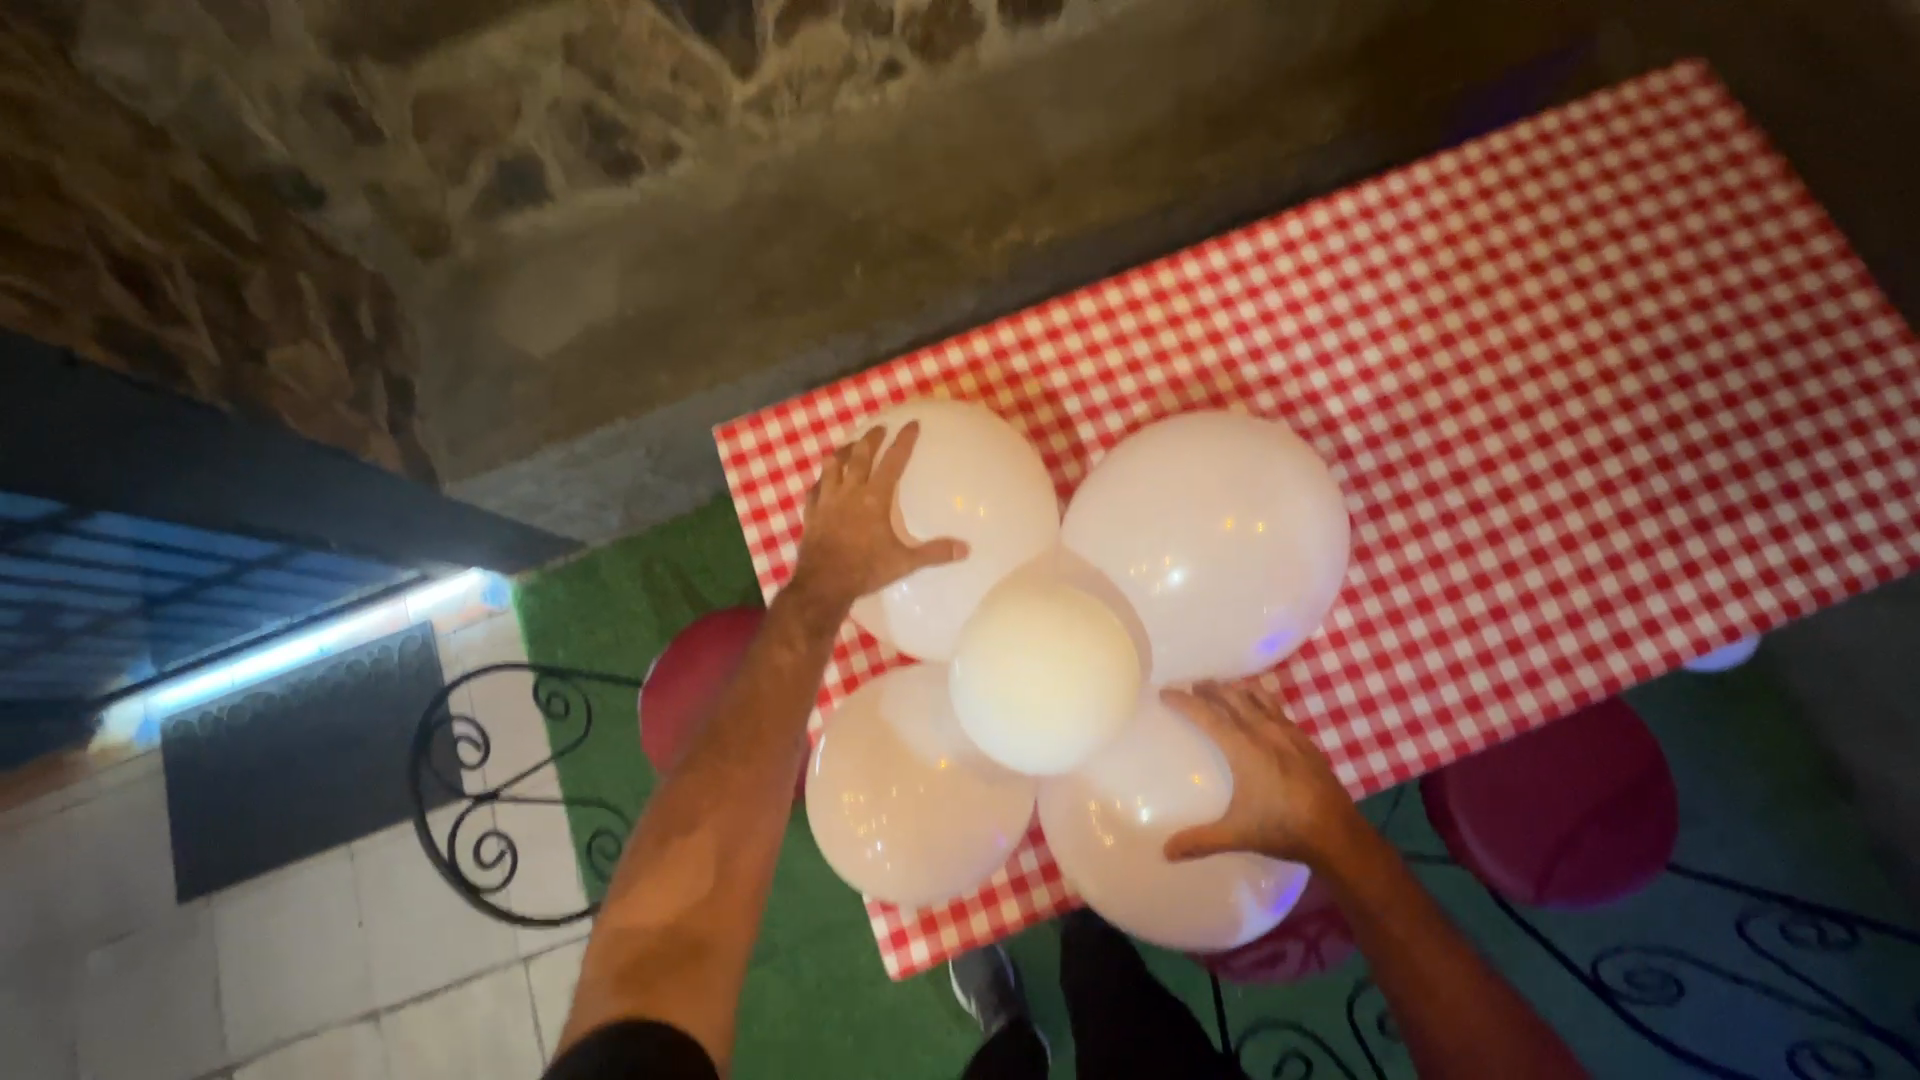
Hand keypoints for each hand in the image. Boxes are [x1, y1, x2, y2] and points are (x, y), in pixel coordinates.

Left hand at [790, 421, 966, 608]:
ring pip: (833, 466)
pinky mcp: (811, 514)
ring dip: (843, 452)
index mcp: (874, 498)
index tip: (911, 424)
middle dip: (871, 438)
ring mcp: (827, 501)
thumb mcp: (904, 562)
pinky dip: (821, 481)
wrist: (823, 584)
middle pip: (860, 456)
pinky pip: (814, 489)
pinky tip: (823, 481)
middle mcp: (850, 492)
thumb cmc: (865, 570)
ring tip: (850, 445)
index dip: (903, 441)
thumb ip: (934, 553)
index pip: (893, 461)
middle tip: (879, 427)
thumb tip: (965, 549)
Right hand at [1161, 683, 1365, 867]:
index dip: (1184, 701)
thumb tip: (1166, 853)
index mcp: (1244, 748)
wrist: (1338, 834)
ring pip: (1258, 697)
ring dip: (1236, 689)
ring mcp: (1289, 733)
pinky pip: (1277, 709)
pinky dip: (1261, 700)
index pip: (1207, 714)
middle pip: (1232, 697)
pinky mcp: (1305, 741)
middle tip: (1193, 686)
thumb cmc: (1283, 829)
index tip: (1165, 692)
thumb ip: (1200, 841)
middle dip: (1210, 688)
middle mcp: (1264, 732)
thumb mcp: (1237, 835)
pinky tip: (1261, 712)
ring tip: (1223, 689)